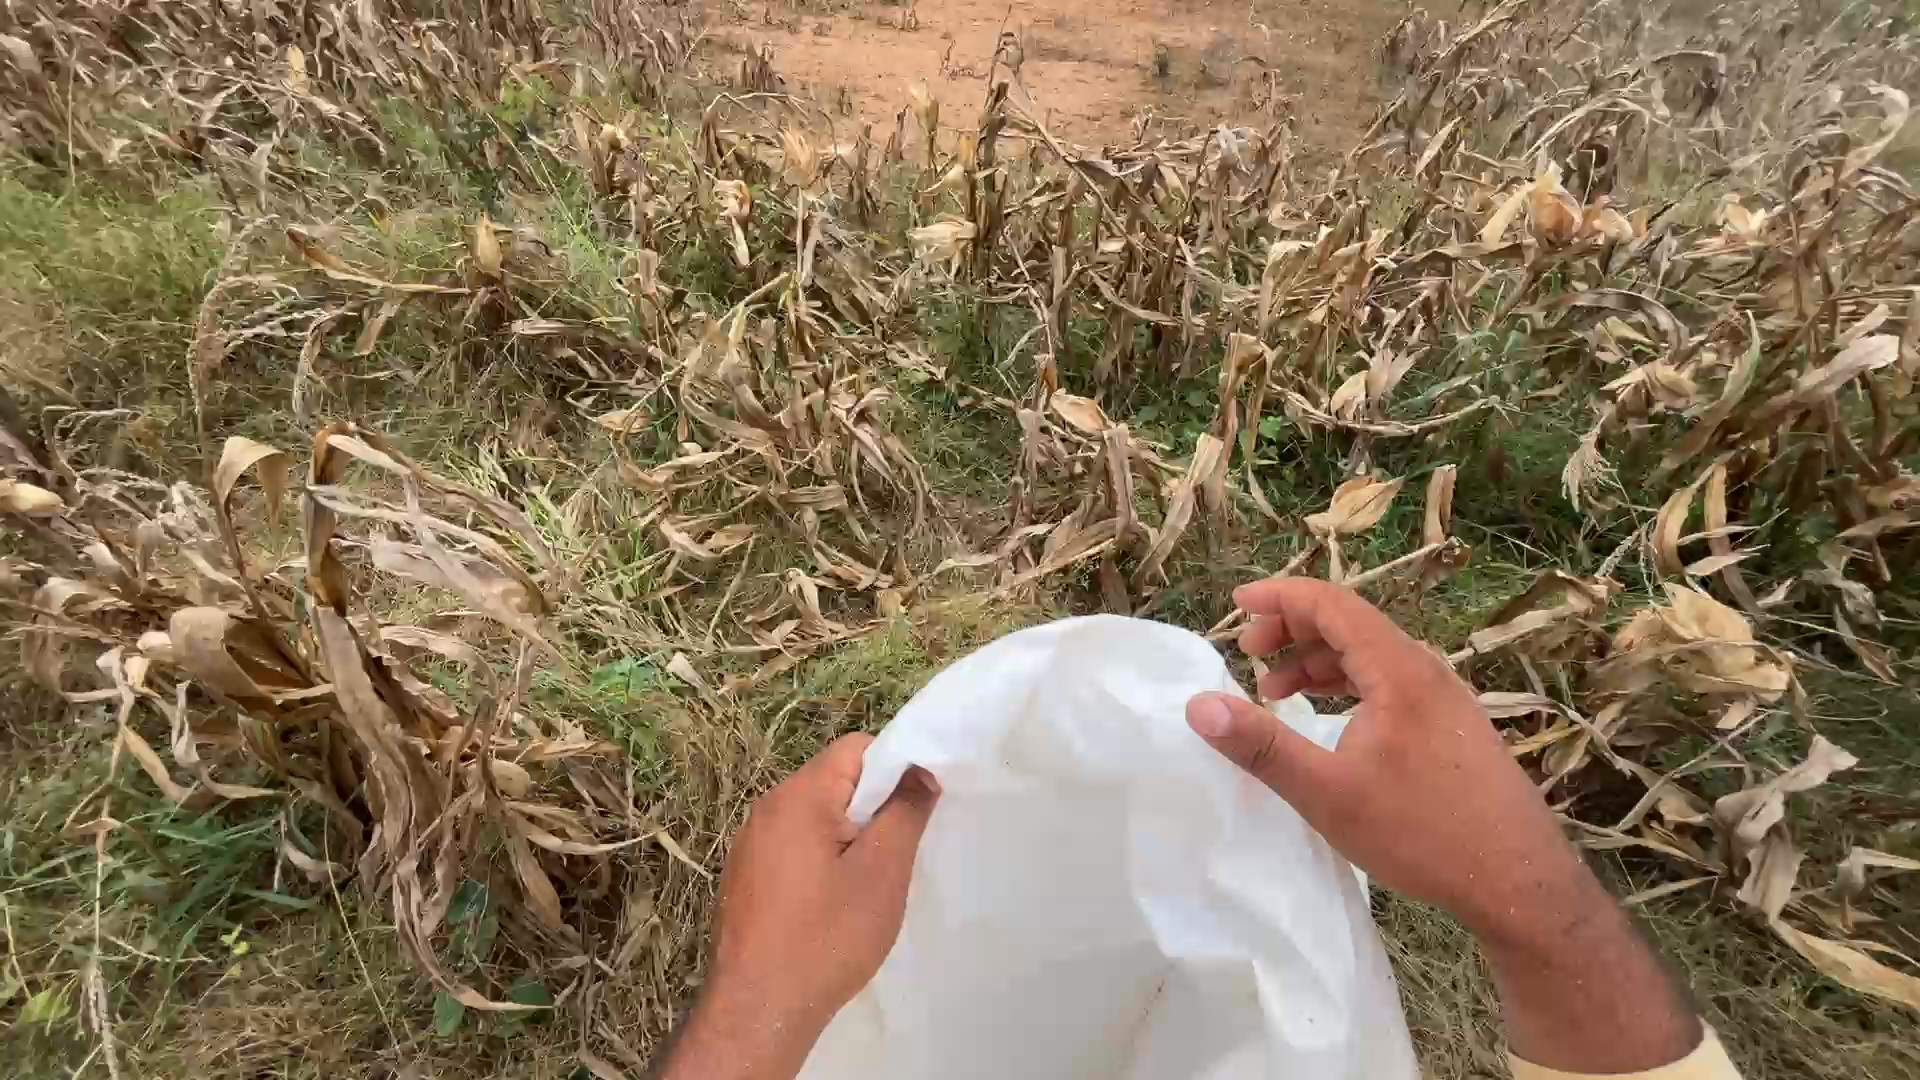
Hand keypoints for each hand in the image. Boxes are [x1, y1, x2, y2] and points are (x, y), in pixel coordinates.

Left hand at [657, 735, 939, 1079]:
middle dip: (869, 806)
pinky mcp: (745, 875)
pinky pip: (793, 843)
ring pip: (815, 814)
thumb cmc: (827, 936)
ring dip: (845, 834)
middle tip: (888, 852)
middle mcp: (767, 807)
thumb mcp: (882, 870)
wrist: (757, 1014)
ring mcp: (750, 843)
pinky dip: (819, 857)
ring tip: (861, 881)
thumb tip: (921, 770)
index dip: (891, 769)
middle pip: (834, 779)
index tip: (908, 811)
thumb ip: (906, 810)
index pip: (855, 748)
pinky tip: (828, 903)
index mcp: (798, 795)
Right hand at [1186, 578, 1699, 1073]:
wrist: (1526, 890)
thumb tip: (1198, 706)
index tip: (1235, 605)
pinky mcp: (1450, 726)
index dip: (1279, 596)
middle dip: (1290, 629)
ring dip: (1314, 659)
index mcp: (1398, 671)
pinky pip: (1385, 680)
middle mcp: (1424, 672)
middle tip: (1248, 655)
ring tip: (1273, 690)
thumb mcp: (1326, 792)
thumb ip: (1260, 745)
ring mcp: (1443, 699)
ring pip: (1367, 653)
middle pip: (1348, 622)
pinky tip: (1326, 716)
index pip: (1332, 604)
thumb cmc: (1422, 834)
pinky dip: (1343, 682)